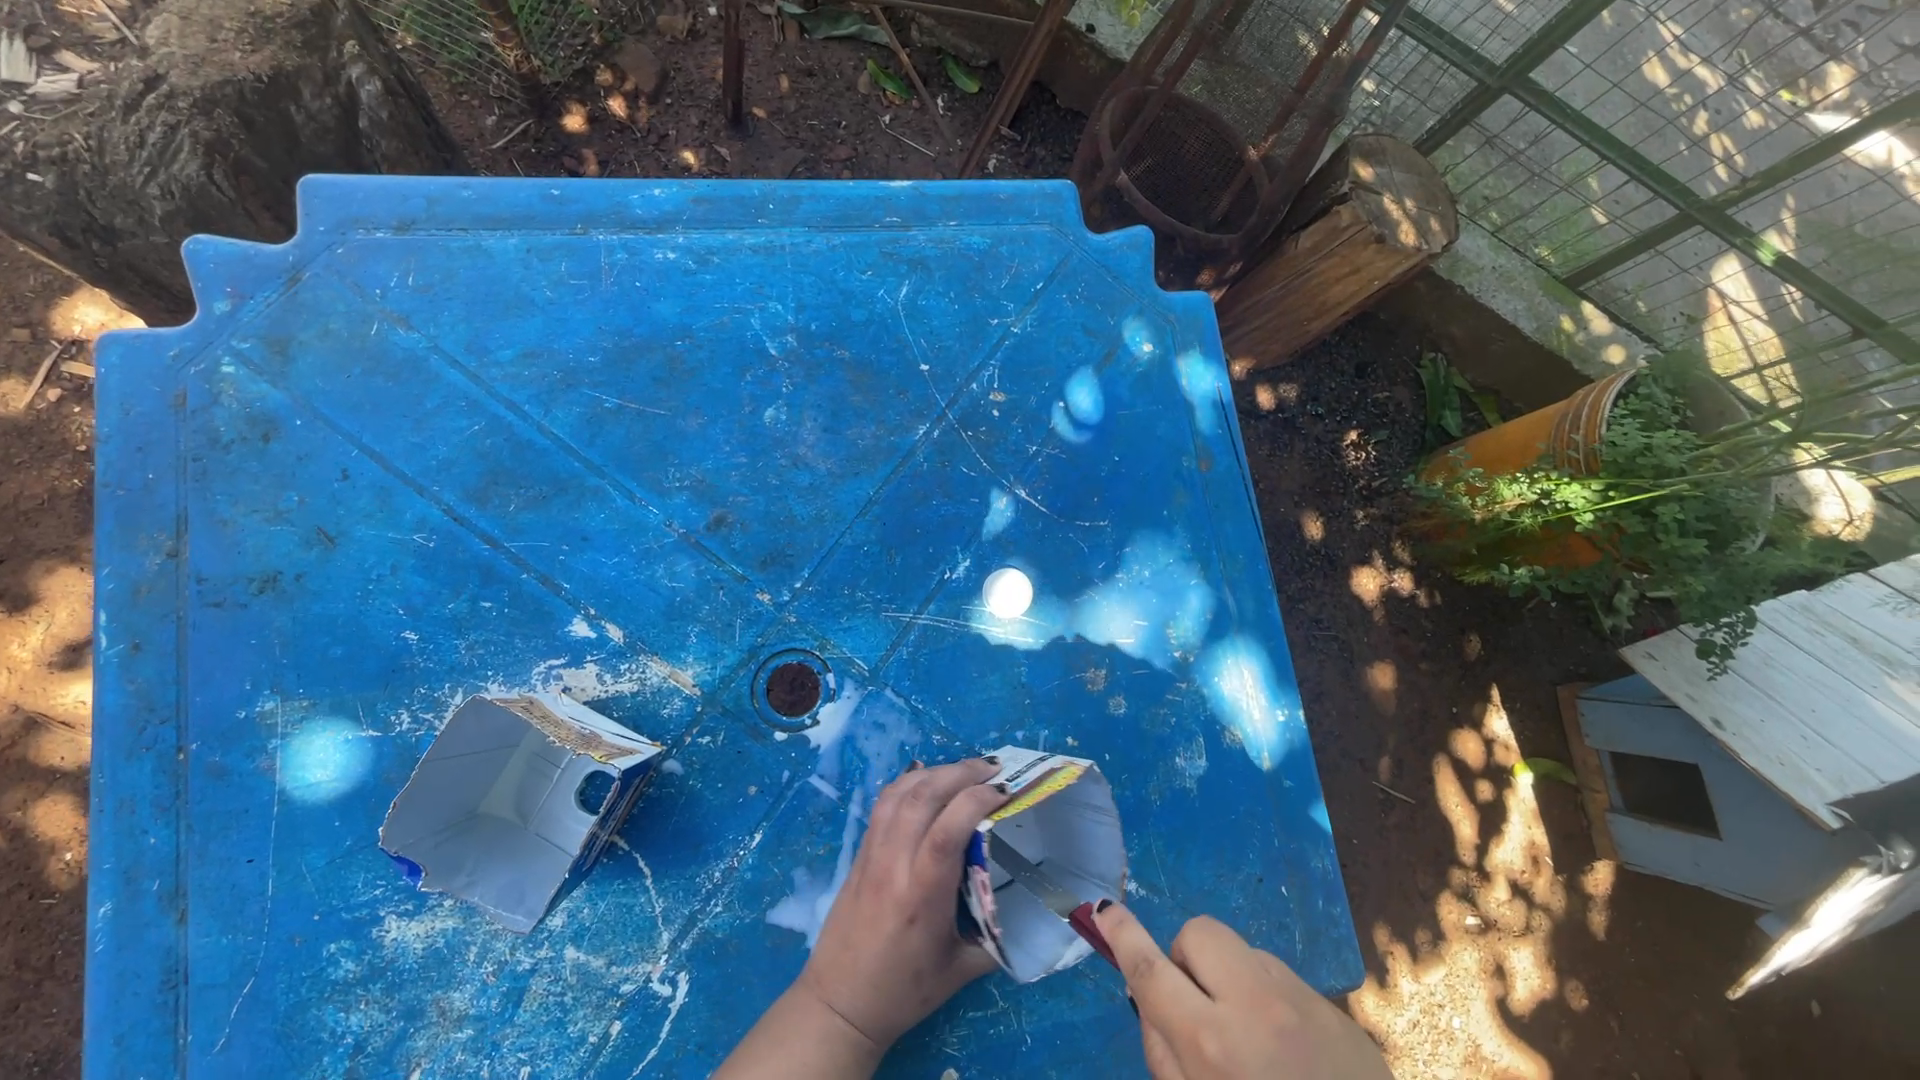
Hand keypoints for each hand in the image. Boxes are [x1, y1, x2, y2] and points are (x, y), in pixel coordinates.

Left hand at [793, 757, 1009, 1050]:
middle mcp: (894, 865)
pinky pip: (883, 804)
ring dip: (936, 772)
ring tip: (966, 769)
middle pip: (923, 797)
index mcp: (922, 895)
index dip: (977, 800)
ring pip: (900, 793)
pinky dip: (909, 782)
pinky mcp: (859, 854)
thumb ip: (996, 934)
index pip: (948, 829)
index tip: (1006, 790)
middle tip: (994, 768)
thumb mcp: (961, 970)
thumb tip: (1030, 906)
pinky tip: (928, 778)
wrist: (839, 1004)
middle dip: (961, 773)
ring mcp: (872, 855)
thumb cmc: (904, 992)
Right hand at [1095, 903, 1392, 1079]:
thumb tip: (1149, 999)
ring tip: (1251, 1038)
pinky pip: (1284, 981)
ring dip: (1233, 982)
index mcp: (1212, 1044)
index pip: (1151, 969)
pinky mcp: (1336, 1011)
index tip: (1103, 908)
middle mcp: (1256, 1007)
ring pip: (1244, 955)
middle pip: (1200, 933)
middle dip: (1187, 959)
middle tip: (1197, 1005)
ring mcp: (1303, 1003)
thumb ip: (1162, 1054)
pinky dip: (1270, 1002)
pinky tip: (1288, 1050)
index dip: (1122, 935)